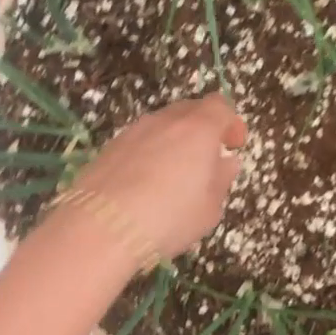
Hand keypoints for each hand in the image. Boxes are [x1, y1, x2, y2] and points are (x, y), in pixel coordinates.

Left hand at [64, 95, 245, 258]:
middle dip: (203, 128)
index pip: (221, 107)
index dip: (231, 123)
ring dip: (174, 140)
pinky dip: (149, 153)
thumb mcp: (210, 208)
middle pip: (190, 109)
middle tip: (206, 159)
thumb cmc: (169, 218)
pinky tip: (144, 183)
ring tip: (173, 175)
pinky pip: (139, 141)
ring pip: (162, 124)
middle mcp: (166, 121)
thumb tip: (226, 162)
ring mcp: (134, 131)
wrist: (102, 227)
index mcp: (199, 129)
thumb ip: (221, 180)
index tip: (234, 146)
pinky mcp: (109, 147)